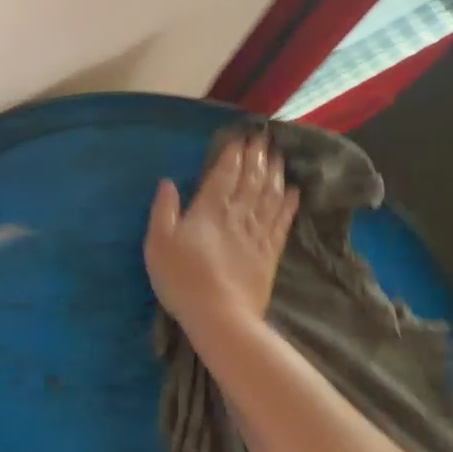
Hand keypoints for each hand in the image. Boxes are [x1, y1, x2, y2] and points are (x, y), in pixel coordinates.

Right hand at [144, 128, 299, 335]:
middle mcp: (237, 215)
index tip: (241, 136)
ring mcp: (257, 233)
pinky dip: (289, 204)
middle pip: (251, 179)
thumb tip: (167, 182)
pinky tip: (294, 191)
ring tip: (279, 156)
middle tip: (264, 138)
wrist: (220, 314)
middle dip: (257, 157)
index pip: (224, 174)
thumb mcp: (158, 244)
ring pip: (270, 195)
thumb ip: (164, 210)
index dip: (233, 154)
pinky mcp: (270, 253)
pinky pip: (282, 221)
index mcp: (208, 210)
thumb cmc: (181, 279)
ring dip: (275, 173)